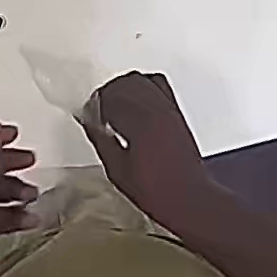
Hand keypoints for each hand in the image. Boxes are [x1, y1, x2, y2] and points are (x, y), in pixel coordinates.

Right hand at [80, 72, 227, 233]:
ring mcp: (166, 107)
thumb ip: (101, 140)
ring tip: (114, 105)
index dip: (93, 107)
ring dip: (121, 87)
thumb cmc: (157, 191)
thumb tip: (89, 121)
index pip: (108, 99)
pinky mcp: (175, 109)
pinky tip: (136, 98)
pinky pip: (157, 82)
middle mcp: (154, 109)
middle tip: (97, 112)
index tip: (88, 115)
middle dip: (104, 95)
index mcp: (138, 122)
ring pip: (138, 79)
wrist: (188, 198)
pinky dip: (143, 84)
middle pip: (121, 84)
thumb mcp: (118, 171)